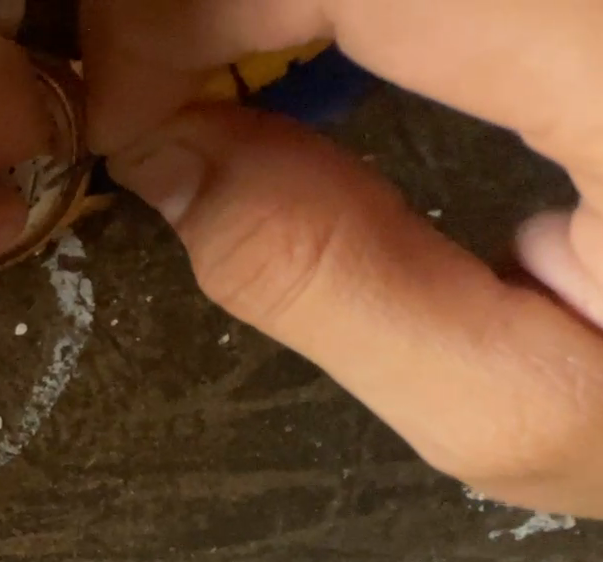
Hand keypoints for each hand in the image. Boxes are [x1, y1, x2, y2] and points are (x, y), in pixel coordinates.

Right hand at [84, 0, 602, 515]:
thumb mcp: (508, 403)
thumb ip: (321, 279)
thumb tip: (165, 158)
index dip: (175, 23)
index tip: (124, 122)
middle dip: (197, 3)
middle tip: (151, 92)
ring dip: (263, 2)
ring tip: (217, 69)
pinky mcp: (599, 5)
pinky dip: (333, 4)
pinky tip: (320, 43)